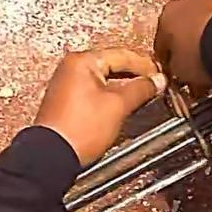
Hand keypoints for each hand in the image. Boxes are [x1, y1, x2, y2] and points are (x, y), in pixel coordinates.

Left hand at [34, 49, 166, 165]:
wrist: (52, 156)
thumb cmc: (80, 128)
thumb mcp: (118, 105)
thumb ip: (141, 89)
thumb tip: (157, 80)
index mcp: (82, 61)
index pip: (122, 55)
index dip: (145, 65)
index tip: (159, 75)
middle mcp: (71, 68)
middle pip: (111, 65)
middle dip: (134, 74)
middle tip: (153, 83)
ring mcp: (66, 84)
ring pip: (103, 79)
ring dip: (123, 86)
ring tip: (141, 94)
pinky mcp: (66, 101)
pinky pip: (94, 90)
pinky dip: (109, 95)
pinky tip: (121, 104)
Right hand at [154, 0, 211, 91]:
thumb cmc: (204, 53)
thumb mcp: (181, 72)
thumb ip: (176, 69)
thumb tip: (179, 70)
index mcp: (165, 18)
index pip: (162, 45)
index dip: (169, 64)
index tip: (177, 76)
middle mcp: (185, 2)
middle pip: (185, 30)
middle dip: (191, 49)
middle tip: (200, 70)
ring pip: (206, 22)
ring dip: (210, 39)